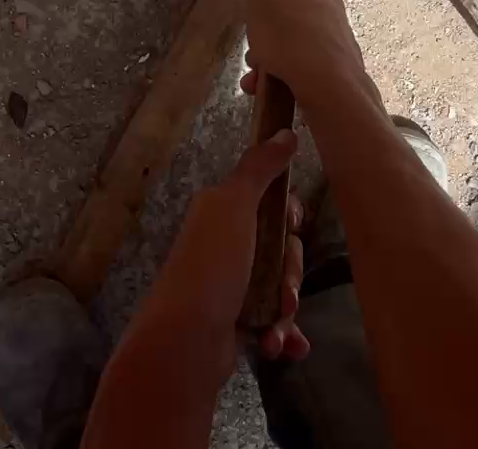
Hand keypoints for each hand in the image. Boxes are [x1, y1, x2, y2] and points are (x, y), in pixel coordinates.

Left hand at [145, 130, 310, 361]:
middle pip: (281, 248)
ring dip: (286, 309)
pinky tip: (283, 346)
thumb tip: (286, 131)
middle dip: (290, 272)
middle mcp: (225, 245)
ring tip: (276, 325)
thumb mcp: (235, 205)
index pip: (269, 202)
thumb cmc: (212, 265)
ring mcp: (231, 286)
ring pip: (280, 287)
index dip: (288, 213)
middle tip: (284, 290)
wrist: (185, 341)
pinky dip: (283, 335)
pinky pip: (274, 324)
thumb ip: (260, 168)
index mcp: (222, 212)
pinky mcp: (237, 323)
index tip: (293, 223)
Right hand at [243, 0, 369, 105]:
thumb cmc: (286, 31)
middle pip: (303, 12)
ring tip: (255, 78)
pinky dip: (288, 78)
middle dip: (277, 30)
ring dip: (277, 58)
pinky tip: (269, 92)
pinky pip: (308, 68)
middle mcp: (332, 6)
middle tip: (256, 45)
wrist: (324, 80)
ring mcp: (339, 38)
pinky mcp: (340, 67)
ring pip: (301, 44)